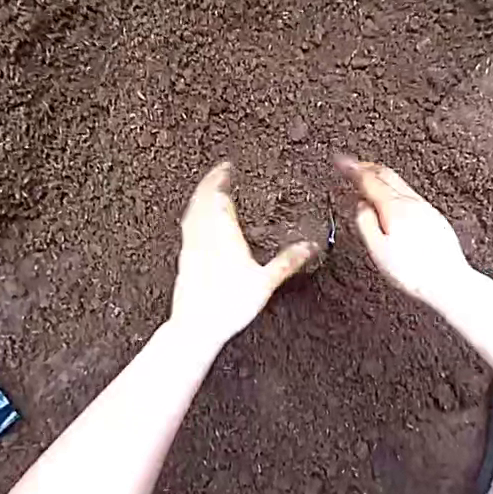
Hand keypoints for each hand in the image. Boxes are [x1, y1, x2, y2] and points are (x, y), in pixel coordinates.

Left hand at [168, 162, 318, 349]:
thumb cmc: (228, 305)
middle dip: (210, 182)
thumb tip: (308, 247)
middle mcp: (203, 235)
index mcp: (223, 234)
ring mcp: (191, 246)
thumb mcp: (266, 282)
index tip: (227, 167)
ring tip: (208, 189)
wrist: (196, 326)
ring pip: (192, 211)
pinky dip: (193, 214)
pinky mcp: (184, 259)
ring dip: (199, 196)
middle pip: (202, 199)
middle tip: (218, 171)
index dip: (221, 178)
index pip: (219, 196)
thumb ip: (288, 261)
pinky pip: (187, 226)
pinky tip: (197, 220)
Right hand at [335, 155, 473, 304]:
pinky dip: (394, 190)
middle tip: (352, 166)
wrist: (449, 283)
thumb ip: (365, 222)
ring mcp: (426, 209)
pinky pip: (410, 195)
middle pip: (387, 175)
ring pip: (400, 184)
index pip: (369, 180)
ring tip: (369, 180)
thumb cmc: (413, 272)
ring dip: (381, 178)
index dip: (352, 169)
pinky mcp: (435, 219)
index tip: (340, 162)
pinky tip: (393, 200)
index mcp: (395, 207)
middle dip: (367, 167)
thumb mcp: (377, 250)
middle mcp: (413, 203)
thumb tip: (360, 204)